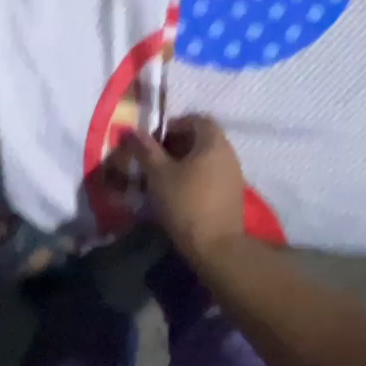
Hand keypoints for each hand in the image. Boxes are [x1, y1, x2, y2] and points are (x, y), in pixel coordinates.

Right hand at [120, 114, 247, 265]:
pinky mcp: (232, 194)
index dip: (173, 125)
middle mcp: (229, 153)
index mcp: (213, 142)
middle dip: (177, 144)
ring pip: (207, 158)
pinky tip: (178, 192)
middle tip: (155, 158)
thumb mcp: (158, 174)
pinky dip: (195, 176)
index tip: (154, 140)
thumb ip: (146, 150)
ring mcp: (234, 175)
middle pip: (202, 138)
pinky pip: (212, 174)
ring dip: (185, 162)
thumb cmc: (185, 203)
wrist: (215, 246)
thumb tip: (132, 131)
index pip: (196, 119)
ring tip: (163, 177)